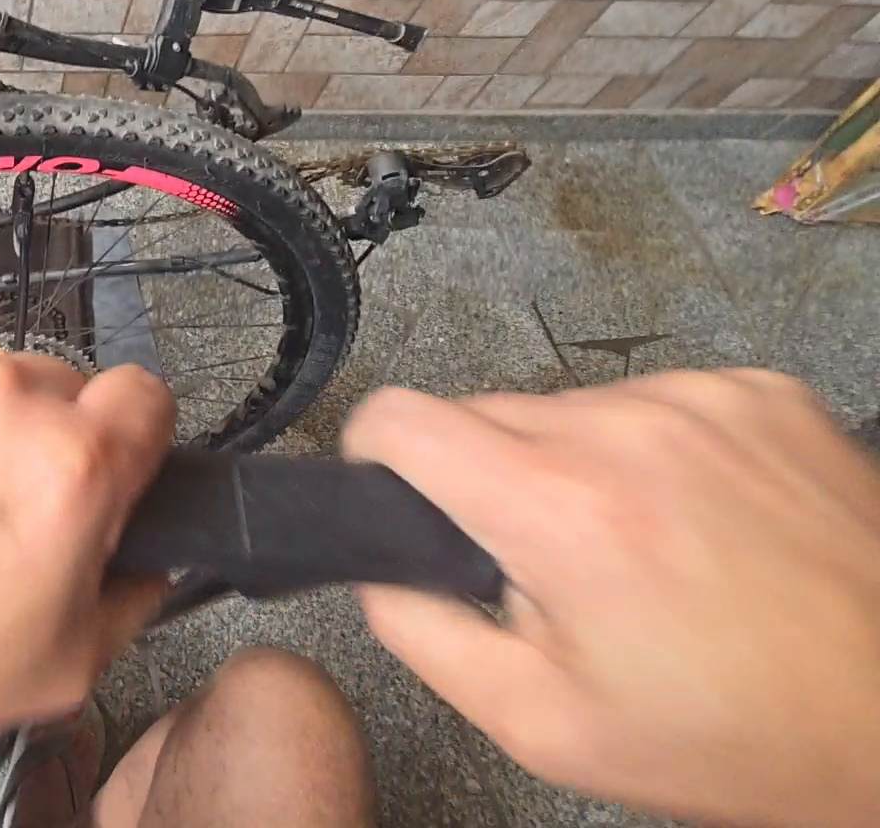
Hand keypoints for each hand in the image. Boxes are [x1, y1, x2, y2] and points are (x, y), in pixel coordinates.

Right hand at [346, 371, 879, 827]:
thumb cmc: (737, 738)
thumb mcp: (532, 719)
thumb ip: (411, 626)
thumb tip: (375, 560)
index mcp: (559, 507)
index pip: (396, 418)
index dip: (376, 452)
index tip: (401, 489)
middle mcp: (624, 431)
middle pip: (471, 414)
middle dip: (483, 477)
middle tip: (546, 554)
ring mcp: (698, 402)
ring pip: (550, 408)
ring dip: (561, 464)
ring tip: (630, 537)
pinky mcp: (755, 393)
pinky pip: (632, 400)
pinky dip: (637, 450)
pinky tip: (687, 511)